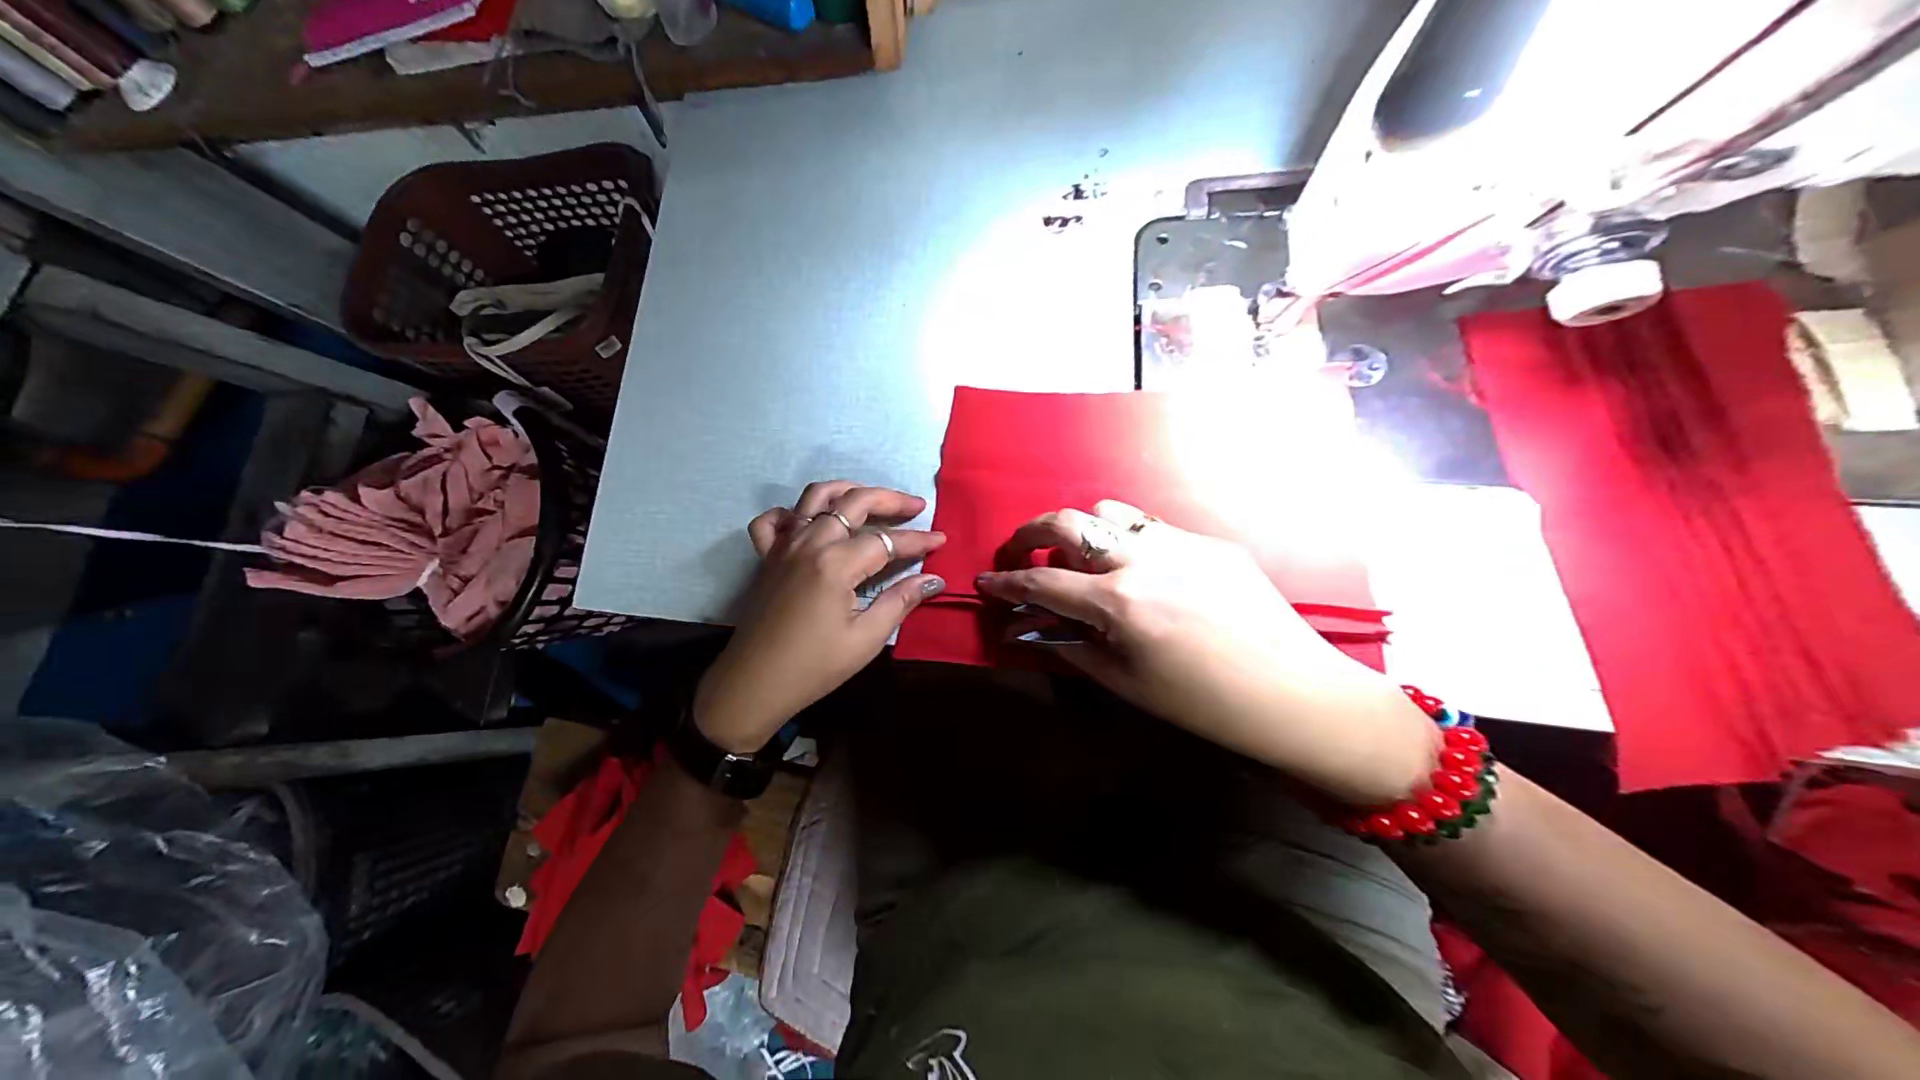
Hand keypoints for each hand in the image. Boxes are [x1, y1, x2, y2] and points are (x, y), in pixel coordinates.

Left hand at [693, 482, 946, 754]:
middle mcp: (810, 543)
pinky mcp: (766, 558)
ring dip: (846, 491)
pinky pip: (773, 521)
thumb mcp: (866, 639)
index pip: (886, 540)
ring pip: (814, 498)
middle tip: (916, 507)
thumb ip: (899, 601)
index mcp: (836, 563)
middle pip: (854, 502)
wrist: (755, 683)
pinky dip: (792, 513)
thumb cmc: (815, 666)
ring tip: (870, 498)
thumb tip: (933, 579)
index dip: (918, 540)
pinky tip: (809, 522)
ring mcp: (784, 546)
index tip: (942, 540)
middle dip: (890, 500)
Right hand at [975, 501, 1436, 804]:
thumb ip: (1070, 645)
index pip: (1043, 581)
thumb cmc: (1200, 702)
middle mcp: (1144, 560)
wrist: (1291, 693)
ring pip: (1110, 512)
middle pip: (1068, 523)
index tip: (986, 580)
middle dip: (1029, 534)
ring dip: (1081, 529)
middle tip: (1019, 553)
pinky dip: (1127, 542)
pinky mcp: (1210, 542)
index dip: (1007, 582)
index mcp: (1120, 602)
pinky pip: (1153, 528)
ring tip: (1080, 557)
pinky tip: (1137, 570)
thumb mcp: (1124, 680)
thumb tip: (1028, 627)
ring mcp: (1180, 543)